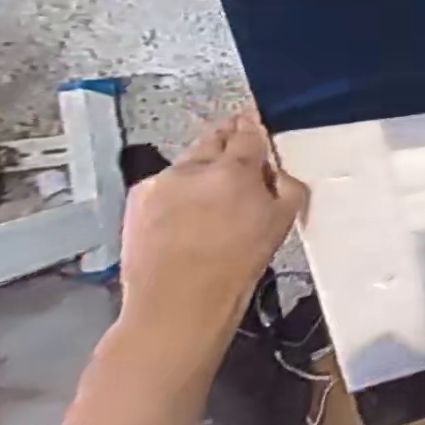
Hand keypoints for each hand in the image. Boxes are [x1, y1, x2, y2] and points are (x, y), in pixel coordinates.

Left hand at [115, 111, 309, 354]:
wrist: (179, 303)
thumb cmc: (238, 263)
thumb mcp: (283, 220)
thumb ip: (287, 184)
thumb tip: (275, 170)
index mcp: (235, 168)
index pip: (247, 131)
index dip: (254, 124)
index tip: (256, 122)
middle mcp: (195, 167)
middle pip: (214, 137)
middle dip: (227, 139)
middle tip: (238, 152)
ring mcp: (162, 182)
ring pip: (189, 159)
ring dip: (203, 166)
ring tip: (214, 191)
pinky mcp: (138, 200)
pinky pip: (166, 182)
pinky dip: (179, 188)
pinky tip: (188, 211)